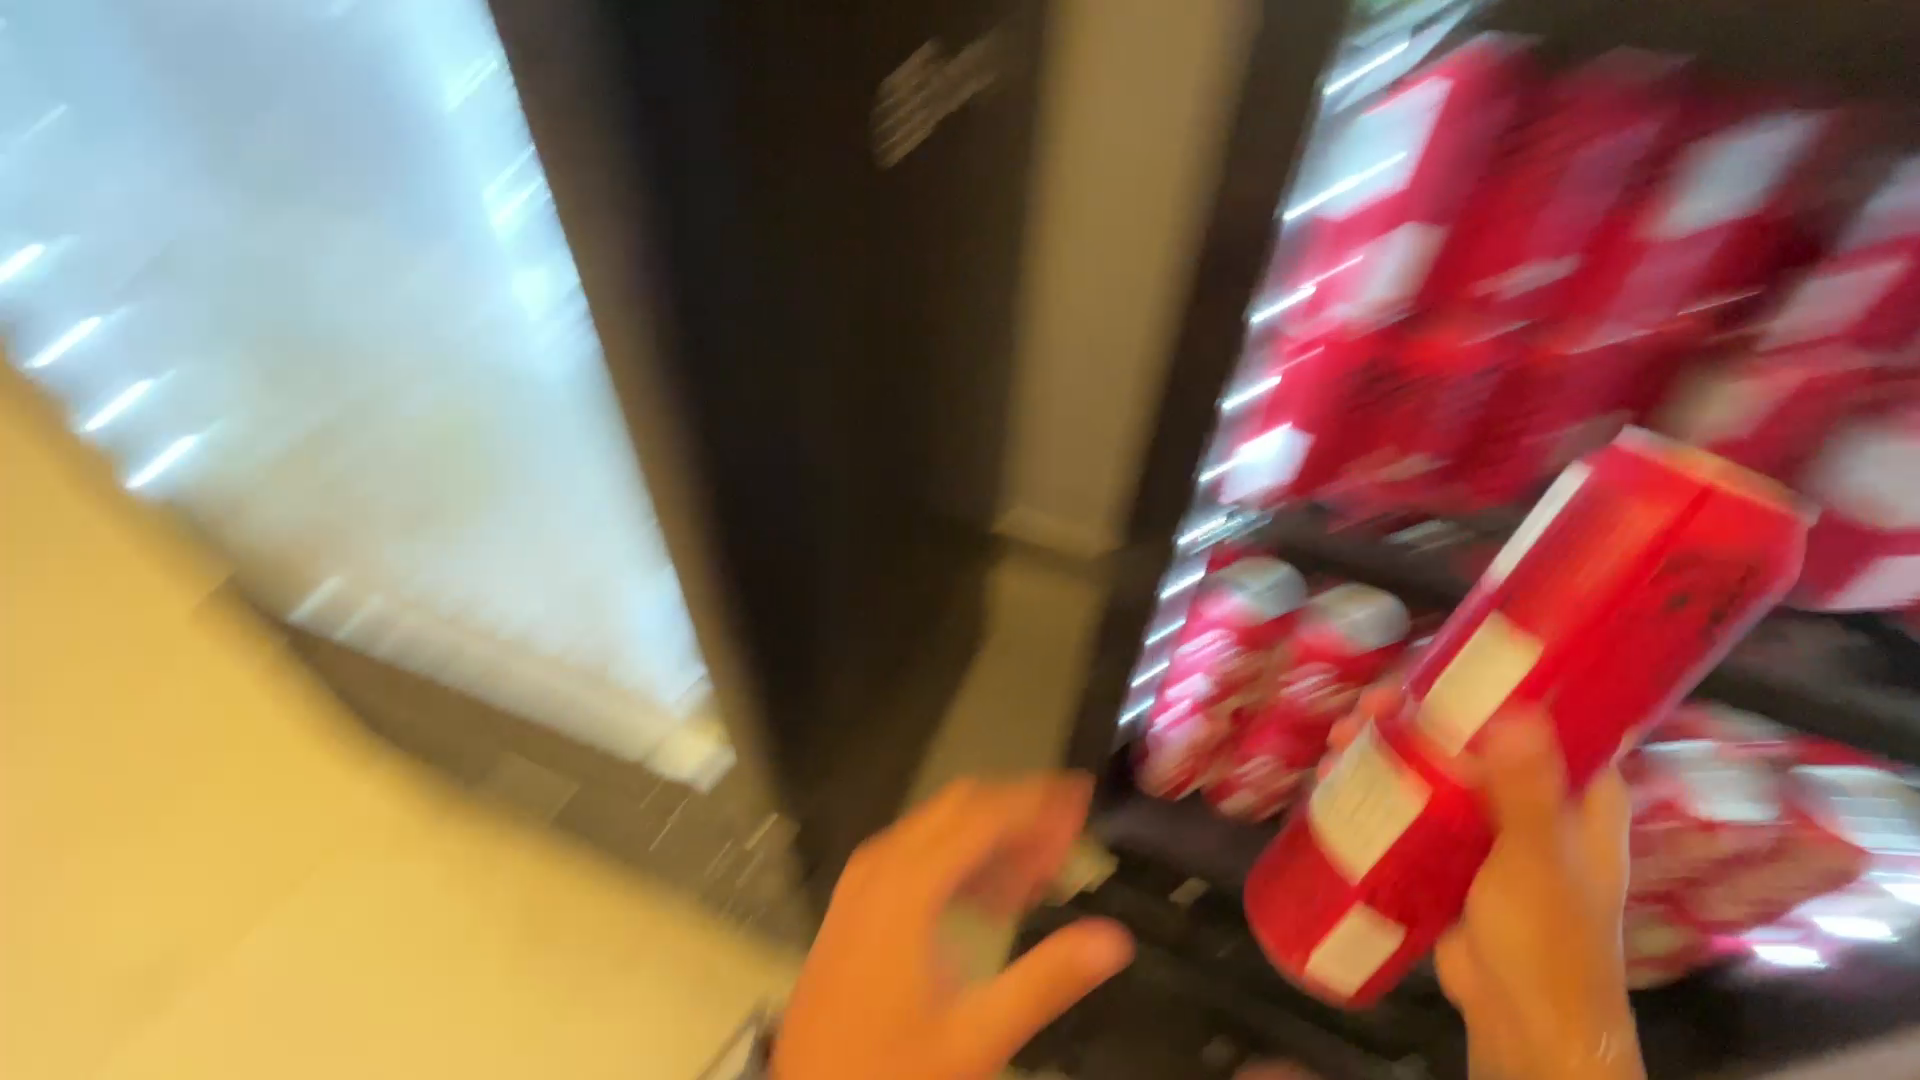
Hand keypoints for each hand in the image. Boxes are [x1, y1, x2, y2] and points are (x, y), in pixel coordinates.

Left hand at [772, 775, 1135, 1079]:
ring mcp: (865, 880)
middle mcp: (883, 865)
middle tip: (1068, 835)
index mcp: (909, 884)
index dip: (1039, 802)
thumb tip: (1111, 940)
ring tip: (1044, 868)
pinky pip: (918, 854)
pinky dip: (963, 859)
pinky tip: (994, 897)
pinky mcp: (859, 901)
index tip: (1080, 801)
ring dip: (994, 837)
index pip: (986, 815)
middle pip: (963, 807)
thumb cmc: (887, 1068)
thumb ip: (1046, 980)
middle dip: (1020, 812)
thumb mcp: (975, 1035)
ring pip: (940, 827)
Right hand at [1331, 692, 1641, 1079]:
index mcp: (1573, 798)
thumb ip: (1524, 791)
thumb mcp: (1536, 861)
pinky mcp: (1445, 856)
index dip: (1499, 688)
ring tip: (1339, 737)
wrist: (1521, 1021)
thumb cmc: (1548, 941)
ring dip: (1384, 747)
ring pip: (1431, 770)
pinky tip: (1335, 777)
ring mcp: (1484, 830)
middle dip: (1415, 716)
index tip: (1447, 664)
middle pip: (1469, 740)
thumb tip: (1515, 711)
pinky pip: (1408, 808)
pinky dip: (1374, 787)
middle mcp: (1529, 803)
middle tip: (1370, 704)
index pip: (1547, 722)